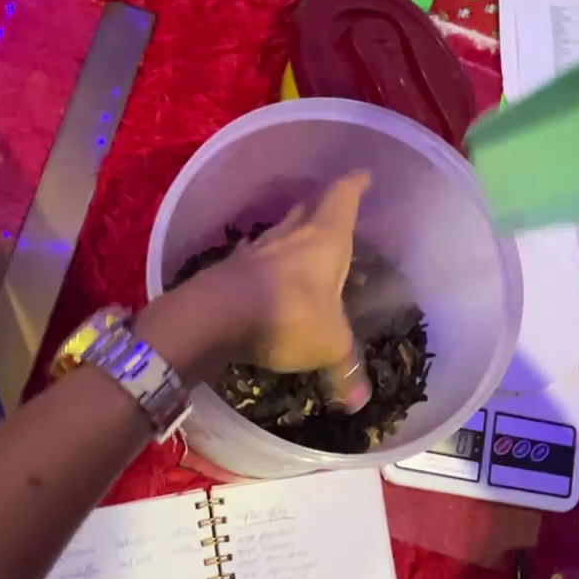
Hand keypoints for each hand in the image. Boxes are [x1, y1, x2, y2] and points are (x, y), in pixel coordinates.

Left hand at [199, 171, 374, 411]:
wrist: (215, 317)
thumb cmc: (288, 315)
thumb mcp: (329, 345)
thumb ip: (346, 368)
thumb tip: (360, 403)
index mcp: (325, 238)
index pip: (344, 198)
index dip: (355, 185)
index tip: (363, 175)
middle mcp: (291, 235)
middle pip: (308, 210)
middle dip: (323, 208)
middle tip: (334, 212)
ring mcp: (257, 251)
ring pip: (280, 234)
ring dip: (293, 237)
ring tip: (304, 247)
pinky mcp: (231, 271)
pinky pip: (257, 261)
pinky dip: (268, 266)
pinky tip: (268, 278)